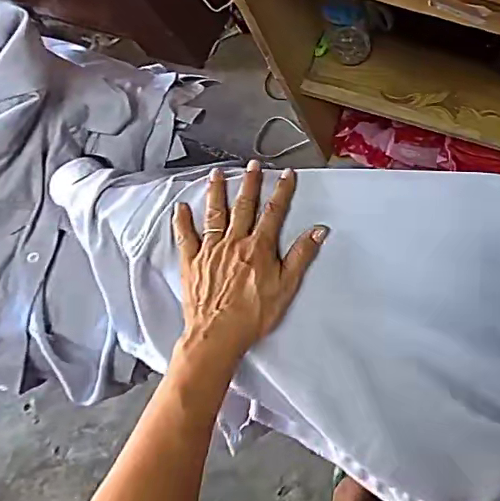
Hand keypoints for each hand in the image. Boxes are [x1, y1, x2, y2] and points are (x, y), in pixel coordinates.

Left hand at [170, 160, 326, 378]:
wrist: (217, 335)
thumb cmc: (254, 313)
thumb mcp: (287, 285)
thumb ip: (301, 255)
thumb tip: (317, 231)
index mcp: (258, 247)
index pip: (274, 212)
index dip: (282, 191)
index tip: (287, 175)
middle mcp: (233, 243)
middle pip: (243, 206)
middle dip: (249, 183)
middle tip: (252, 165)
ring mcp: (209, 251)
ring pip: (214, 215)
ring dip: (217, 192)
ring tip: (218, 175)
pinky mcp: (191, 263)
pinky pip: (185, 236)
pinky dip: (182, 220)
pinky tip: (182, 207)